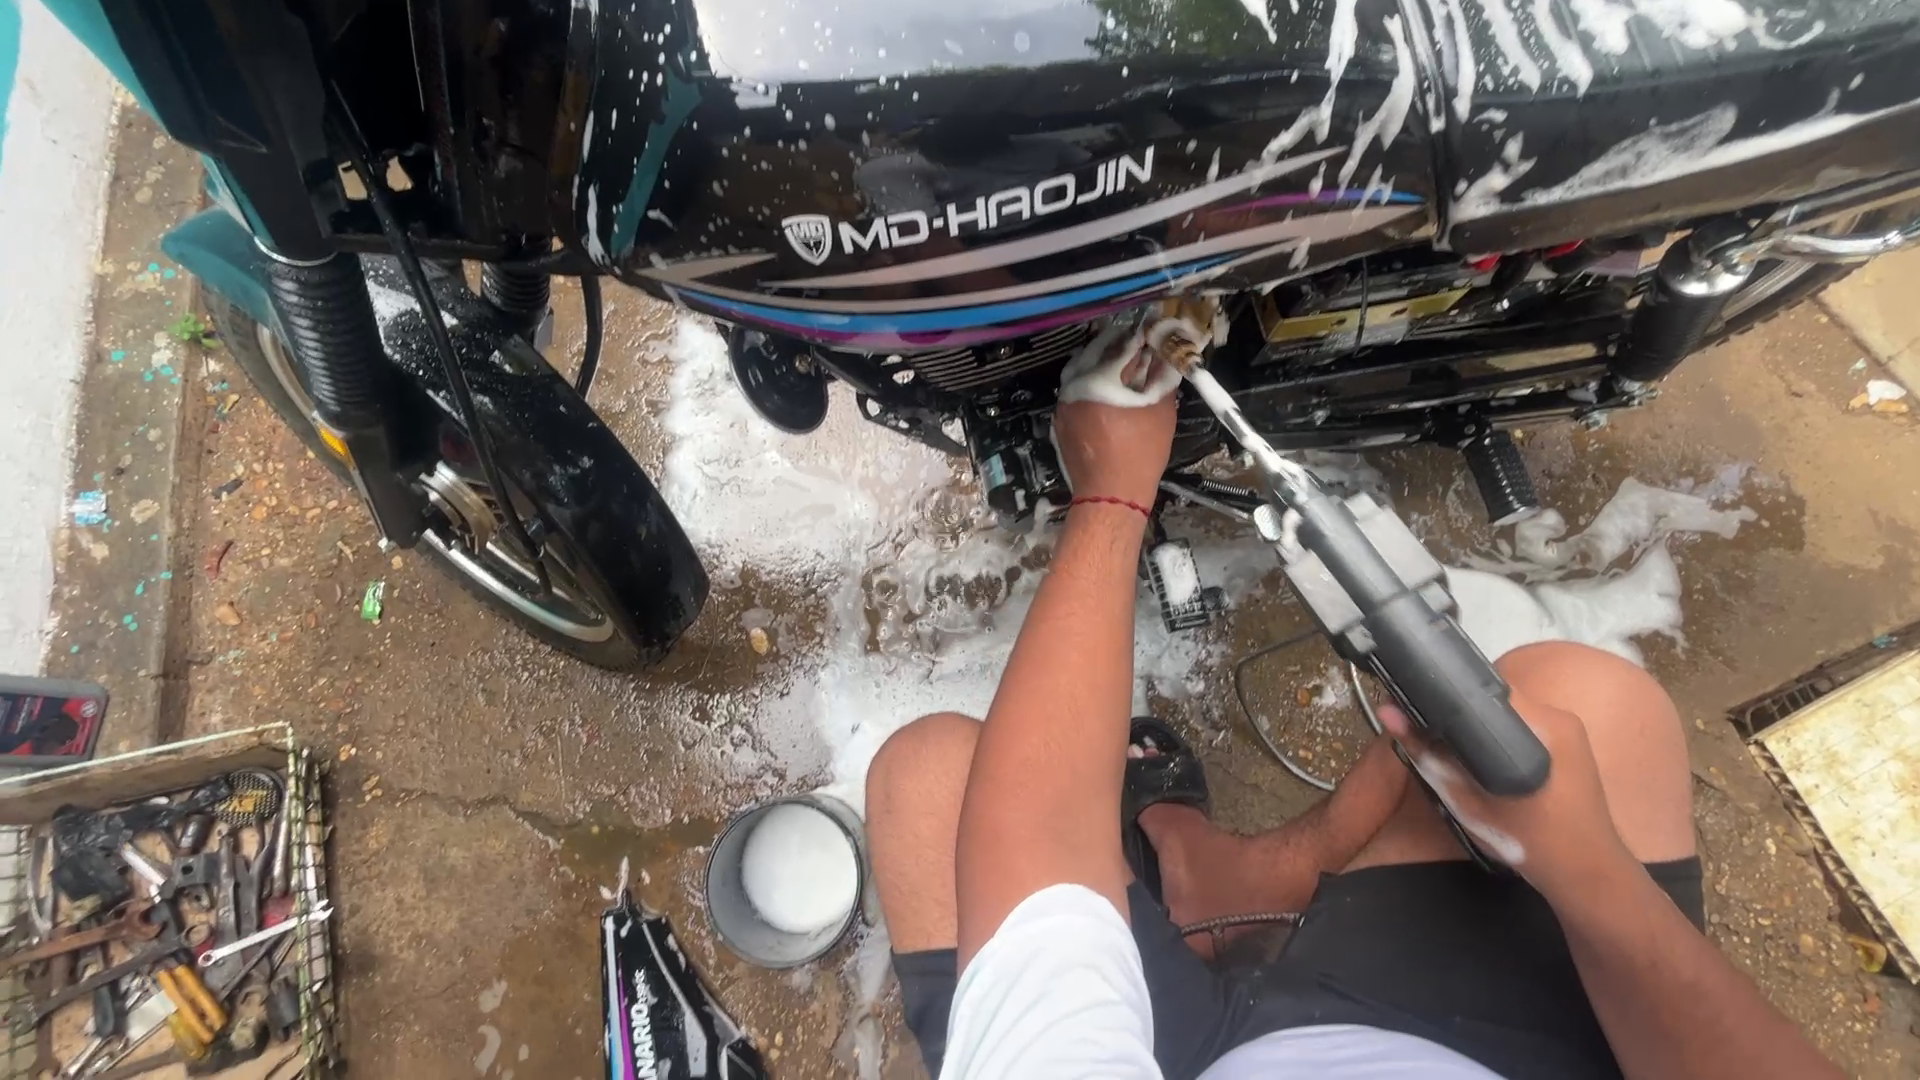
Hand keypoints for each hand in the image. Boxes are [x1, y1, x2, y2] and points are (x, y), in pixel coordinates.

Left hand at [1052, 328, 1179, 508]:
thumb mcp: (1160, 411)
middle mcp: (1073, 388)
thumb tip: (1168, 353)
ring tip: (1123, 361)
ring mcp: (1063, 405)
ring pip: (1080, 370)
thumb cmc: (1140, 455)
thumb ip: (1163, 376)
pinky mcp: (1060, 421)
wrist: (1110, 495)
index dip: (1141, 335)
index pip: (1122, 345)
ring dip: (1100, 361)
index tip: (1153, 328)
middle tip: (1138, 340)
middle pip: (1095, 353)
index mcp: (1097, 381)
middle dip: (1117, 344)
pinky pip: (1074, 391)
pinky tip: (1107, 387)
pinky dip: (1089, 383)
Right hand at [1379, 691, 1633, 900]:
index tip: (1409, 690)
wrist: (1585, 874)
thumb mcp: (1463, 796)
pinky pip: (1518, 724)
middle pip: (1490, 695)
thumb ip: (1423, 752)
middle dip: (1453, 704)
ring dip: (1473, 718)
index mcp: (1540, 721)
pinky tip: (1471, 747)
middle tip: (1418, 717)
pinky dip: (1491, 730)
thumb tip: (1386, 711)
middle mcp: (1557, 715)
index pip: (1479, 682)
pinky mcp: (1567, 743)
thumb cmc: (1525, 837)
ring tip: (1439, 731)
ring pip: (1502, 710)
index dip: (1440, 683)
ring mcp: (1567, 729)